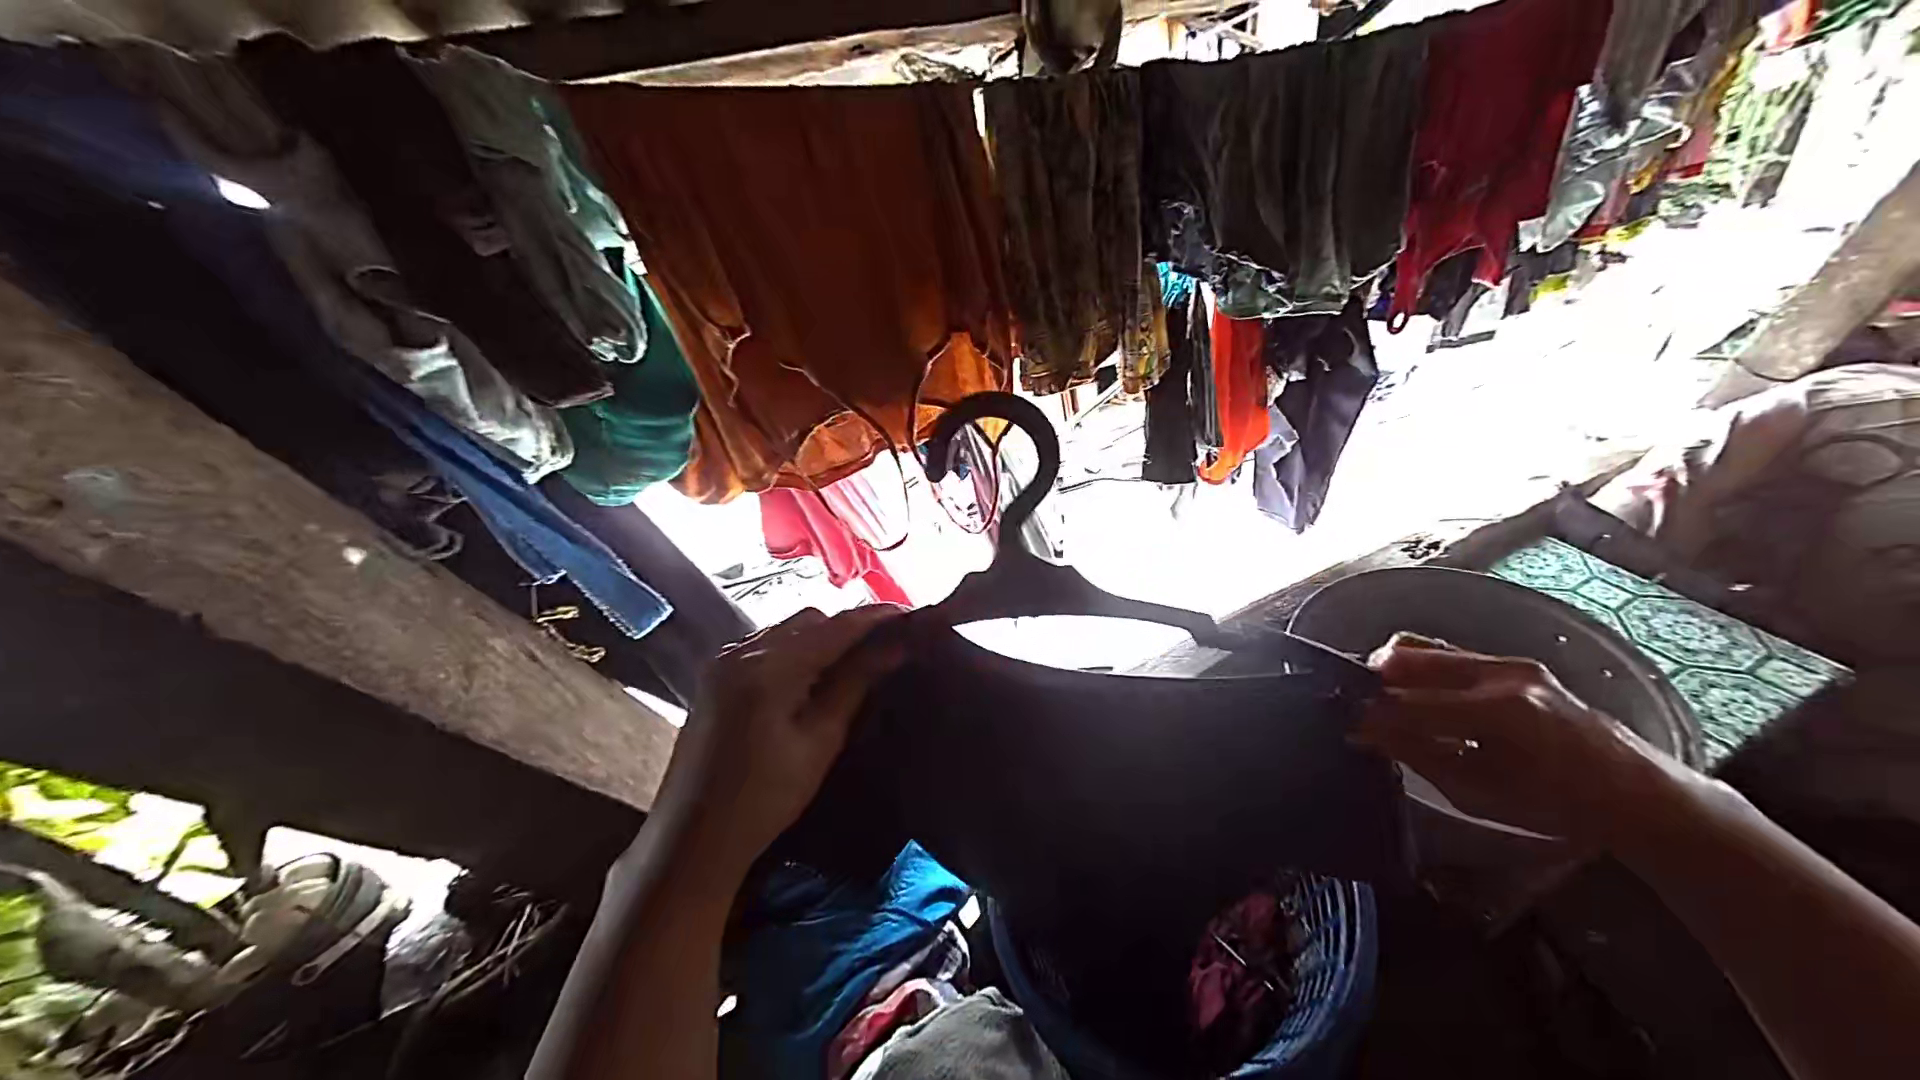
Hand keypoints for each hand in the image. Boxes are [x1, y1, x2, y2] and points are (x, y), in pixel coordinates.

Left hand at [649, 606, 906, 879]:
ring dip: (822, 638)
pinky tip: (814, 674)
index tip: (911, 616)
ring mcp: (723, 661)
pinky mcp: (715, 676)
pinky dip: (796, 650)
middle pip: (809, 621)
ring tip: (857, 659)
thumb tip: (895, 646)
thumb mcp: (820, 741)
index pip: (835, 627)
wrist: (693, 839)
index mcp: (769, 667)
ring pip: (786, 630)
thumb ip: (855, 684)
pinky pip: (766, 646)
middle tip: (887, 645)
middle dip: (849, 628)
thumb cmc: (765, 798)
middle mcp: (742, 651)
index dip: (875, 618)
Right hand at [1353, 633, 1688, 846]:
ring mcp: (1509, 663)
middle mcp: (1501, 675)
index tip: (1347, 726)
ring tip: (1382, 701)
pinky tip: (1417, 698)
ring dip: (1395, 673)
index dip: (1371, 715)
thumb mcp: (1479, 793)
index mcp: (1498, 713)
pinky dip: (1421, 673)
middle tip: (1359, 708)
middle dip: (1373, 681)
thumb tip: (1366, 732)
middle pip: (1408, 657)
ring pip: (1424, 649)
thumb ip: (1418, 755)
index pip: (1409, 704)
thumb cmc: (1557, 805)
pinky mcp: (1513, 663)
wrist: (1638, 793)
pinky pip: (1448, 656)